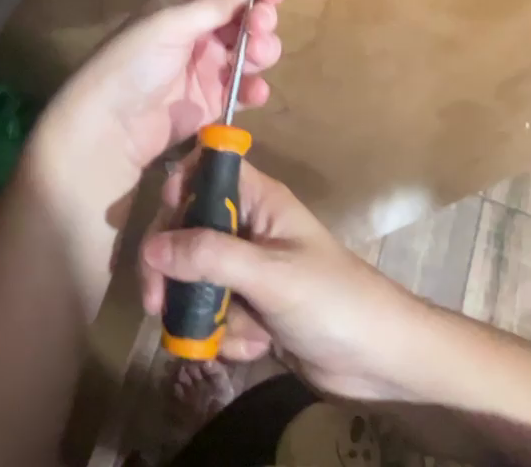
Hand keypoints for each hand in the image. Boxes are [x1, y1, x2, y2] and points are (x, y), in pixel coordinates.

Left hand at [41, 0, 284, 185]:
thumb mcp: (172, 23)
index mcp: (184, 5)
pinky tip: (253, 92)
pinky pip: (244, 89)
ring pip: (251, 52)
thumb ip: (216, 1)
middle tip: (259, 27)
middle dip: (261, 20)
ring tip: (256, 59)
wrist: (109, 126)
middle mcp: (199, 32)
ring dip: (262, 51)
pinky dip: (254, 89)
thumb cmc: (135, 62)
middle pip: (245, 18)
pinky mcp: (213, 101)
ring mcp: (208, 68)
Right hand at [138, 159, 434, 402]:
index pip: (210, 170)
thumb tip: (150, 246)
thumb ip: (209, 257)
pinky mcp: (252, 309)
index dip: (182, 185)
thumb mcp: (270, 274)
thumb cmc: (333, 300)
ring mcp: (249, 271)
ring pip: (197, 280)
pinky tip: (256, 347)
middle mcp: (250, 229)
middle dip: (172, 270)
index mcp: (261, 201)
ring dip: (204, 313)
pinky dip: (227, 336)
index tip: (163, 221)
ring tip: (224, 336)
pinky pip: (216, 314)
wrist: (381, 359)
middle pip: (189, 231)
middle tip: (157, 304)